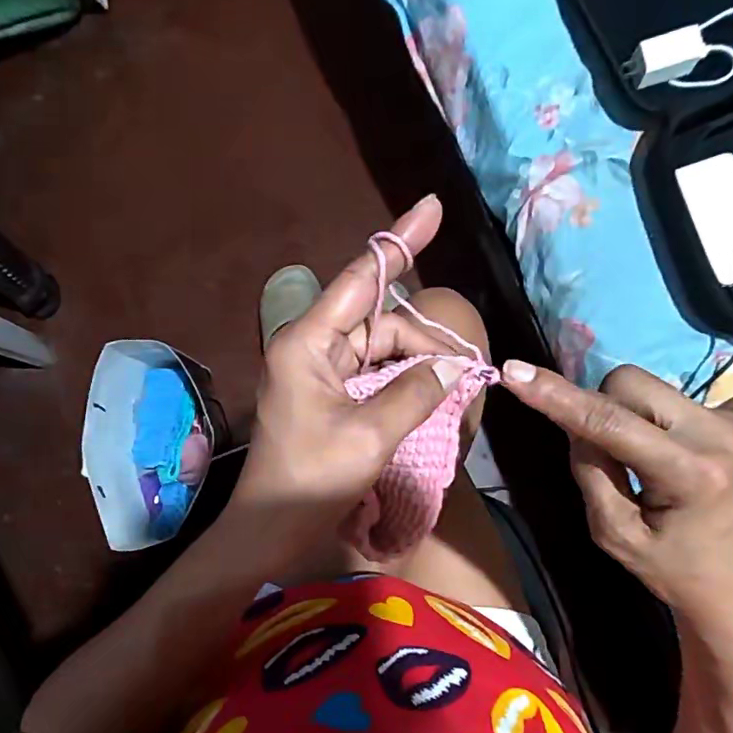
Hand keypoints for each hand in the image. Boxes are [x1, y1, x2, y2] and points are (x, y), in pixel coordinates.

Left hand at [229, 197, 464, 554]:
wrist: (270, 527)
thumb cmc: (312, 480)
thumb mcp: (371, 436)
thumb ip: (415, 392)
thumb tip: (449, 366)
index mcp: (307, 344)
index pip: (359, 279)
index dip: (399, 242)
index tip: (434, 205)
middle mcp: (308, 347)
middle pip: (375, 319)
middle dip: (419, 336)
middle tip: (462, 368)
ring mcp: (314, 372)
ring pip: (375, 347)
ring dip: (412, 362)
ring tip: (448, 386)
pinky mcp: (322, 395)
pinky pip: (368, 371)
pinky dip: (397, 378)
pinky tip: (425, 390)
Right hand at [500, 361, 732, 696]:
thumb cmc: (671, 570)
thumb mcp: (612, 532)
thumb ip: (590, 472)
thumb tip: (574, 422)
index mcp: (691, 473)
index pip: (608, 421)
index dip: (556, 395)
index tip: (514, 372)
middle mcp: (721, 434)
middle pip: (629, 383)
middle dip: (598, 407)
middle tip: (598, 453)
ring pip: (648, 387)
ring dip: (624, 415)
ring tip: (636, 463)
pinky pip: (671, 399)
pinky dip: (650, 422)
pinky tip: (664, 460)